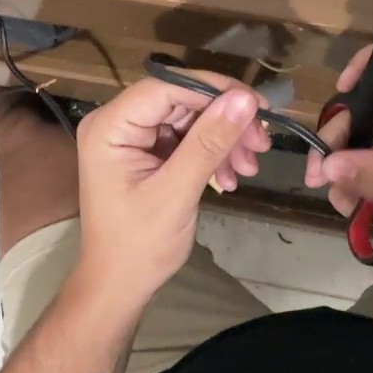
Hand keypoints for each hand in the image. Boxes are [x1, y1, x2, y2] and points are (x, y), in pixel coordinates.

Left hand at [71, 73, 270, 310]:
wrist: (120, 285)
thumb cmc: (139, 244)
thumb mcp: (177, 191)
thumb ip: (209, 142)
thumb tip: (246, 98)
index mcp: (110, 127)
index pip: (167, 87)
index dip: (214, 90)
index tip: (258, 106)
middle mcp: (117, 124)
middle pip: (181, 101)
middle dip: (224, 121)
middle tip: (262, 142)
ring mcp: (131, 139)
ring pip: (189, 120)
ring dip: (224, 140)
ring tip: (249, 168)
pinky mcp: (146, 155)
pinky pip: (186, 140)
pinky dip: (212, 154)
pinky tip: (231, 178)